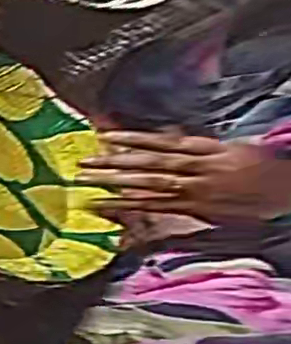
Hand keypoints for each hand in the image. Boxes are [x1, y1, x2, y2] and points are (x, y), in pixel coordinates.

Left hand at [79, 128, 290, 221]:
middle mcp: (206, 167)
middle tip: (82, 161)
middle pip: (153, 162)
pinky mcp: (194, 207)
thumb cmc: (263, 170)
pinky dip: (122, 204)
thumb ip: (197, 149)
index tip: (105, 136)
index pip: (170, 141)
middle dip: (115, 161)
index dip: (136, 138)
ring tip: (81, 178)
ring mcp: (199, 188)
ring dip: (112, 181)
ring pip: (148, 183)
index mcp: (218, 150)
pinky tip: (96, 203)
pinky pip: (151, 205)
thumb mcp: (236, 151)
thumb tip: (161, 139)